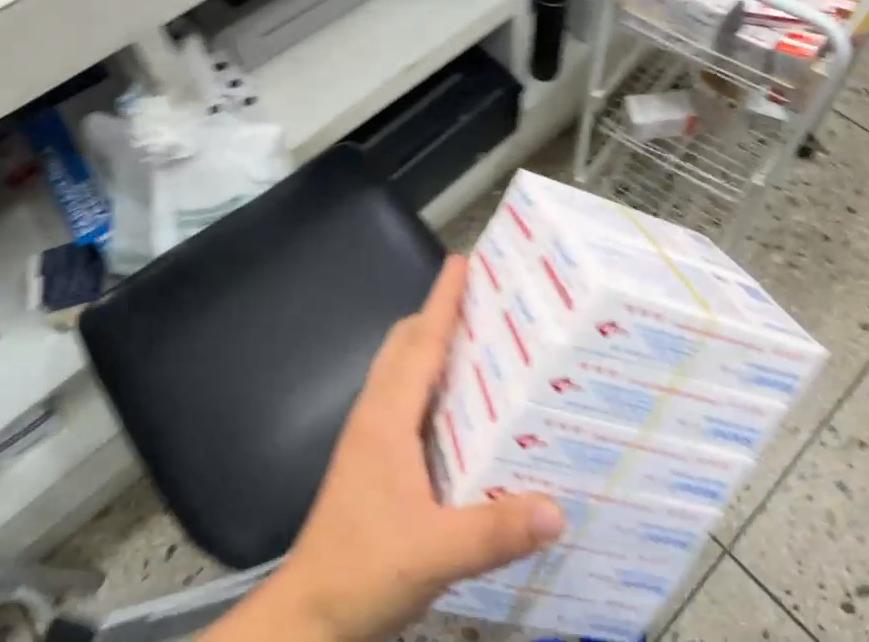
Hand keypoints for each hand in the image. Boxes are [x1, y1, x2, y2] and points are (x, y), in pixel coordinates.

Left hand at [213, 257, 565, 641]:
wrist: (311, 611)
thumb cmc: (363, 569)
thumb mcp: (435, 552)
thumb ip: (495, 532)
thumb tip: (557, 509)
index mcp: (387, 420)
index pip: (420, 345)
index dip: (442, 301)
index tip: (462, 262)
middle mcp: (375, 417)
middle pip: (406, 347)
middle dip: (439, 314)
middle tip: (485, 300)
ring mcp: (369, 439)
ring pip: (401, 373)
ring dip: (433, 347)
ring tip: (482, 345)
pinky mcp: (372, 463)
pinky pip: (404, 402)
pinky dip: (430, 385)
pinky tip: (463, 413)